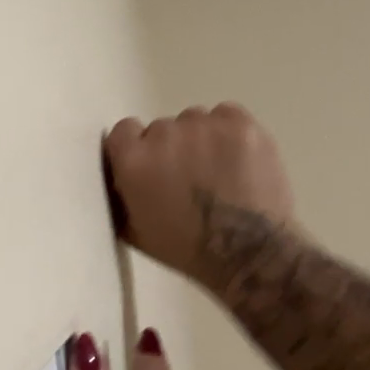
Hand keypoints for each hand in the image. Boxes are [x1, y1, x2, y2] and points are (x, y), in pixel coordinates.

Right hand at [105, 104, 297, 287]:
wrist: (251, 254)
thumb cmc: (185, 249)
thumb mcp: (132, 230)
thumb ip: (118, 192)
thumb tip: (118, 171)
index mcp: (134, 160)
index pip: (125, 130)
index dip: (137, 148)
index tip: (150, 166)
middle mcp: (165, 133)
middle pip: (162, 128)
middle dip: (171, 149)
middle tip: (188, 178)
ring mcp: (205, 126)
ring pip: (194, 121)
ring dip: (200, 140)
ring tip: (217, 171)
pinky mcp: (240, 124)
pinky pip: (226, 115)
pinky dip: (229, 133)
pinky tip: (237, 161)